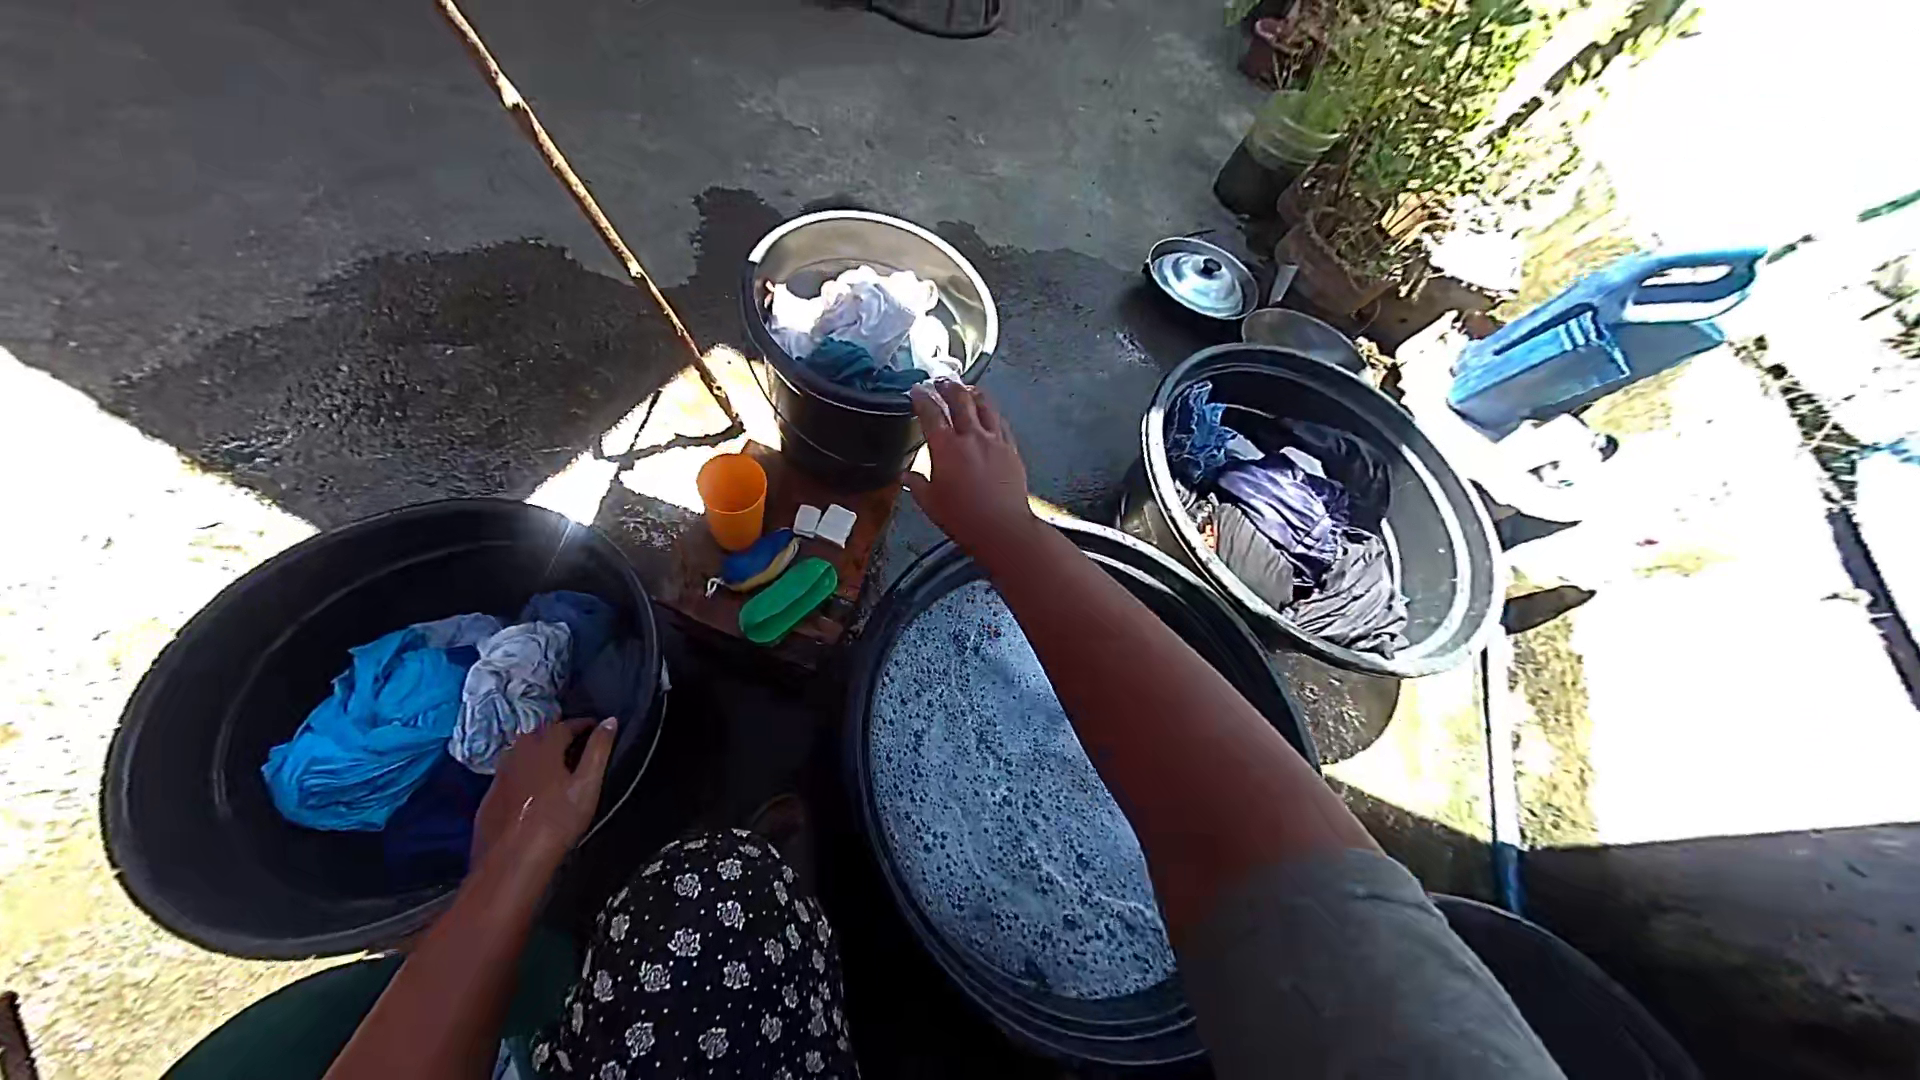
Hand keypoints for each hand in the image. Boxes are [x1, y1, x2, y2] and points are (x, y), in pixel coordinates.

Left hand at [471, 717, 615, 867]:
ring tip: (554, 763)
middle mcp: (515, 758)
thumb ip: (599, 750)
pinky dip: (522, 773)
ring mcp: (497, 780)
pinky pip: (507, 775)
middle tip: (575, 743)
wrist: (511, 864)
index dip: (581, 724)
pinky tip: (530, 790)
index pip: (563, 726)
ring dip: (536, 752)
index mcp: (542, 750)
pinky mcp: (487, 802)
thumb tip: (610, 721)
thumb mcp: (587, 784)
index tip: (596, 727)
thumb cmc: (557, 820)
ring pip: (517, 754)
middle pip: (535, 735)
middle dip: (556, 734)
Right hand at [905, 379, 1040, 565]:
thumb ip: (917, 485)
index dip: (921, 399)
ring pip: (985, 406)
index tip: (916, 390)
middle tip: (941, 381)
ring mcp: (995, 441)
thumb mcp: (930, 503)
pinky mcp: (1011, 449)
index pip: (930, 414)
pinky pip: (1001, 423)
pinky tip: (990, 413)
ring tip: (967, 389)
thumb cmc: (963, 518)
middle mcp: (971, 437)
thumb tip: (905, 476)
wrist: (1003, 528)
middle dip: (948, 387)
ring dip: (973, 393)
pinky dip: (992, 413)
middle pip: (960, 400)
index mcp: (946, 448)